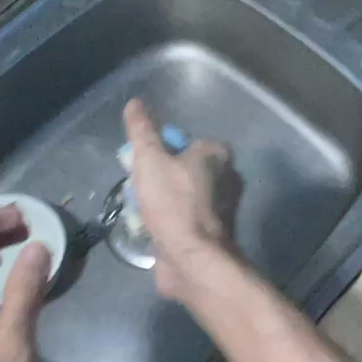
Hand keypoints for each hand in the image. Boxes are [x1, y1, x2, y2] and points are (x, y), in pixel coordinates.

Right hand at [124, 99, 243, 300]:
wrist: (191, 258)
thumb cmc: (172, 202)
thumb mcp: (149, 159)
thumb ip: (142, 131)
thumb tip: (135, 104)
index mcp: (218, 155)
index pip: (186, 141)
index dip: (161, 149)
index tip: (143, 161)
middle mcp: (226, 178)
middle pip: (183, 168)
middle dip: (159, 176)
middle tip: (138, 186)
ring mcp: (221, 207)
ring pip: (183, 194)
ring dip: (161, 200)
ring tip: (139, 207)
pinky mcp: (212, 233)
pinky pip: (184, 218)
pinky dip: (169, 221)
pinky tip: (150, 227)